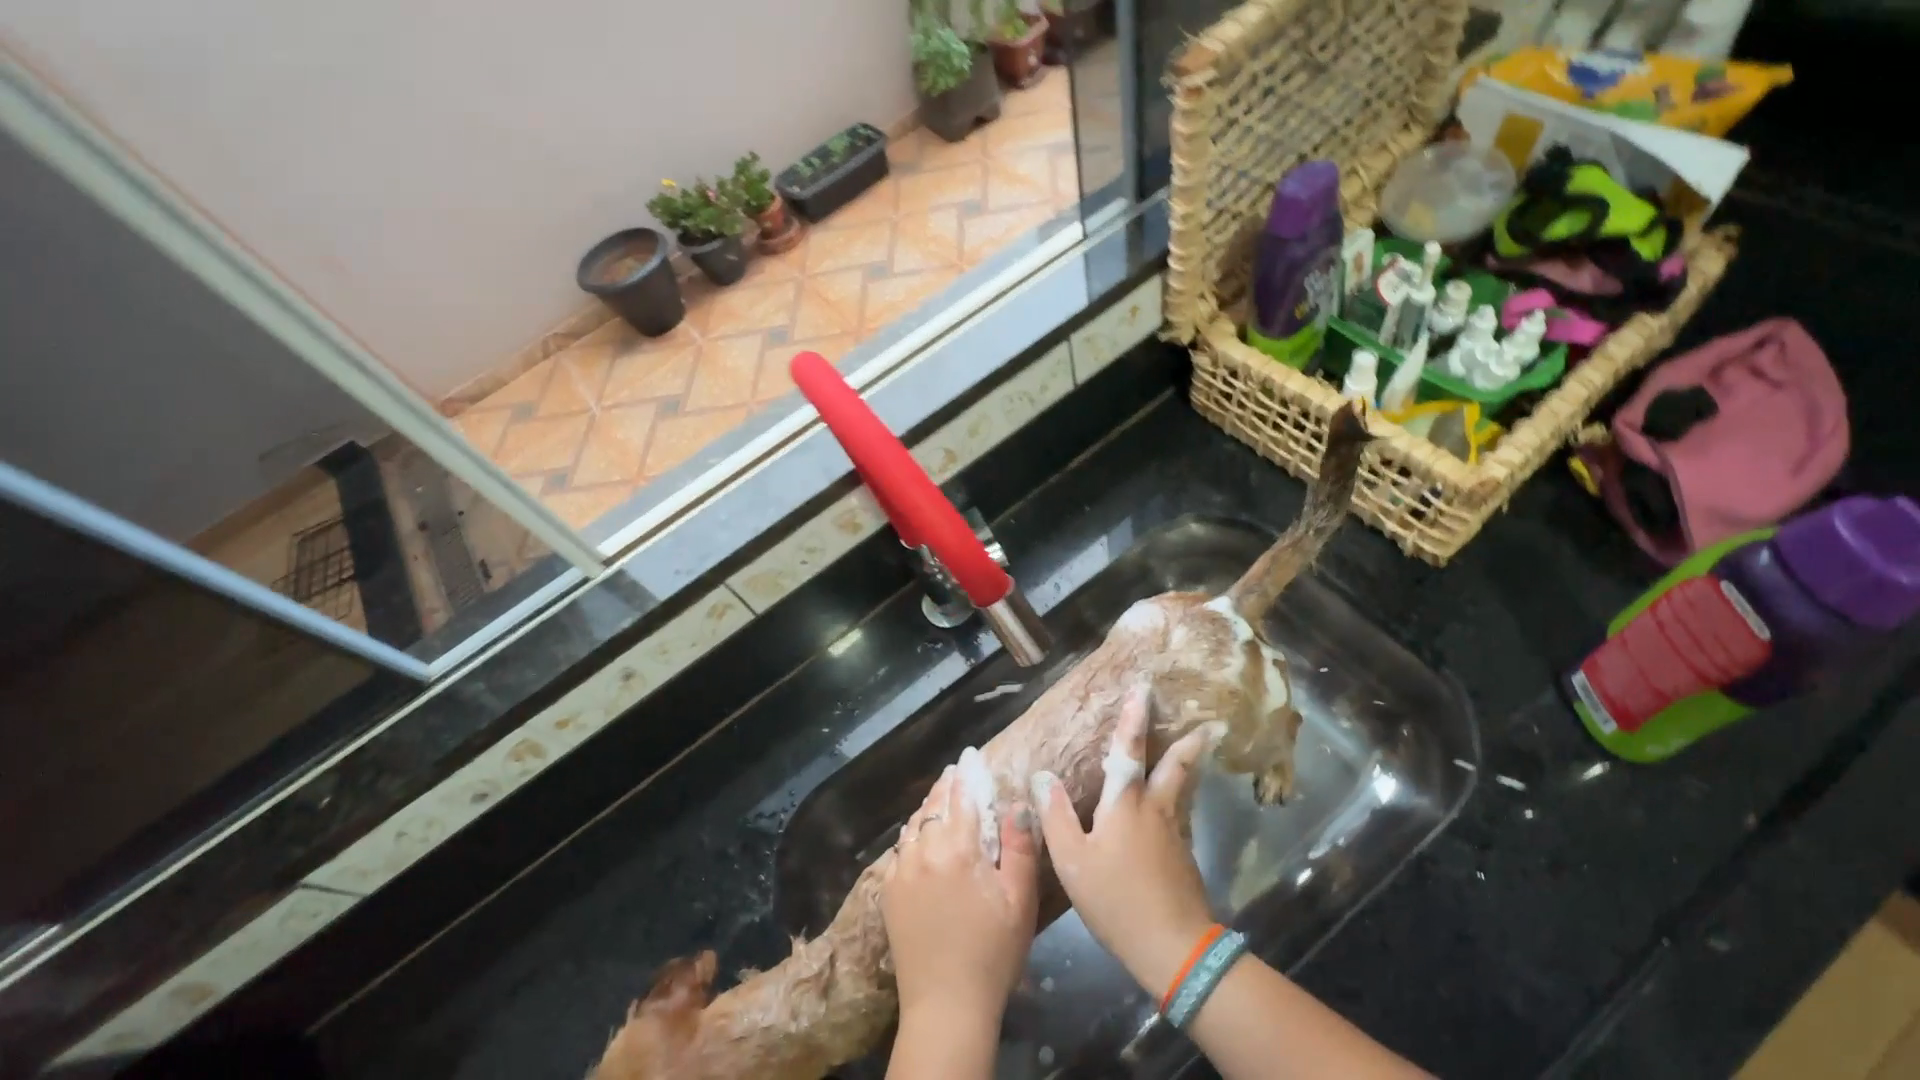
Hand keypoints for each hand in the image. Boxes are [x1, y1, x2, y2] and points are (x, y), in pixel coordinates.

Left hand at [881, 764, 1039, 1026]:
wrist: (946, 1005)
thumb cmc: (993, 953)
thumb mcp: (1019, 899)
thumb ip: (1018, 847)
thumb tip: (1017, 804)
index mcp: (957, 849)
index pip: (962, 798)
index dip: (968, 775)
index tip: (971, 756)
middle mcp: (922, 852)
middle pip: (933, 807)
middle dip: (946, 787)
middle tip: (956, 772)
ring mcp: (900, 873)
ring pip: (913, 826)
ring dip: (927, 809)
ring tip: (940, 798)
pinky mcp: (889, 894)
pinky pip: (900, 851)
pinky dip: (912, 835)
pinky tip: (919, 837)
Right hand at [1032, 683, 1224, 997]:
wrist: (1173, 945)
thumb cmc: (1115, 899)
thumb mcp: (1072, 861)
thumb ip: (1056, 816)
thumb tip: (1042, 775)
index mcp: (1125, 805)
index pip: (1127, 752)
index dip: (1133, 720)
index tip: (1143, 690)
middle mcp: (1154, 810)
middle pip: (1175, 767)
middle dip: (1187, 743)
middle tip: (1206, 723)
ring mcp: (1175, 834)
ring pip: (1181, 790)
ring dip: (1189, 767)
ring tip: (1196, 750)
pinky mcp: (1184, 857)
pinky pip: (1180, 814)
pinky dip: (1180, 798)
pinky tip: (1173, 808)